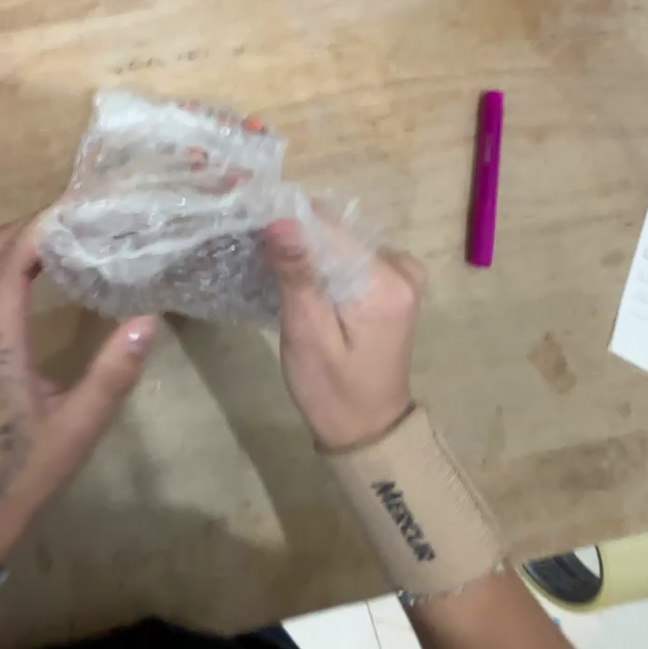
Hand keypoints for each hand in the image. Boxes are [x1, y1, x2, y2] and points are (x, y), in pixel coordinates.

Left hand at [0, 215, 158, 565]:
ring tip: (78, 230)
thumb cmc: (32, 465)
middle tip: (86, 213)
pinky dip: (21, 259)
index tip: (84, 205)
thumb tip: (148, 315)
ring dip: (27, 238)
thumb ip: (113, 372)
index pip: (13, 259)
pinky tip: (59, 265)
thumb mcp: (81, 424)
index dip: (45, 225)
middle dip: (36, 222)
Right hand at [265, 219, 425, 450]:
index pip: (326, 228)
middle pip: (334, 229)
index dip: (283, 221)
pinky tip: (297, 274)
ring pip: (338, 238)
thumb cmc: (331, 388)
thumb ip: (297, 275)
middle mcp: (400, 267)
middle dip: (293, 235)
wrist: (366, 429)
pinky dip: (319, 259)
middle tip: (255, 250)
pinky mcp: (390, 280)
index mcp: (385, 282)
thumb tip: (281, 220)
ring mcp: (400, 272)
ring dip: (303, 246)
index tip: (247, 219)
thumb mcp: (306, 334)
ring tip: (270, 262)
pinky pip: (347, 252)